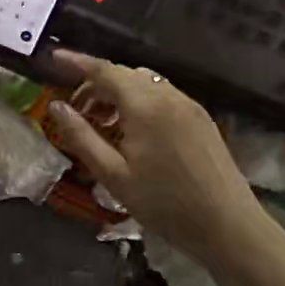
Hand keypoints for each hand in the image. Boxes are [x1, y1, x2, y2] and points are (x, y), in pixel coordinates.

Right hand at [45, 50, 264, 257]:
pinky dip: (138, 100)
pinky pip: (161, 95)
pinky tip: (131, 129)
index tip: (54, 57)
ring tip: (101, 121)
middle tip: (75, 110)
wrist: (229, 228)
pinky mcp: (201, 119)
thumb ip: (81, 136)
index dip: (76, 61)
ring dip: (117, 92)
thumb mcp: (113, 173)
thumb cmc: (164, 204)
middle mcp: (168, 96)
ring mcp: (189, 106)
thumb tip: (55, 107)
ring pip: (143, 83)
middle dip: (94, 84)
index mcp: (145, 106)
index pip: (104, 71)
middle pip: (123, 74)